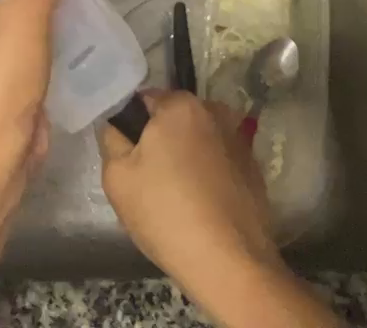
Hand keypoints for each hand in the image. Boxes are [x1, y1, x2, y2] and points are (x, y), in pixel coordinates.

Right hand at [96, 90, 277, 281]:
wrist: (231, 265)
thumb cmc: (167, 213)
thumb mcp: (117, 176)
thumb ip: (111, 140)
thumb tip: (118, 129)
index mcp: (181, 105)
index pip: (144, 100)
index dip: (131, 128)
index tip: (128, 158)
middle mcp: (216, 113)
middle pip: (174, 119)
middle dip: (161, 141)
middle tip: (149, 180)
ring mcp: (240, 142)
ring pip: (198, 142)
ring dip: (187, 158)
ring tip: (177, 198)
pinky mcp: (255, 172)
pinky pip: (219, 164)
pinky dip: (208, 177)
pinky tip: (201, 209)